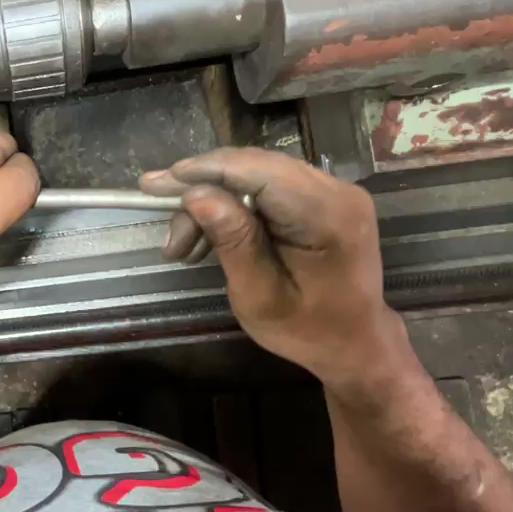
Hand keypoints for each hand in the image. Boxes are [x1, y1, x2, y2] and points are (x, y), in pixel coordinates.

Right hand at [139, 147, 406, 391]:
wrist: (355, 343)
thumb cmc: (307, 330)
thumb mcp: (260, 296)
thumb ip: (233, 241)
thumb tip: (196, 195)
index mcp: (328, 216)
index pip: (260, 172)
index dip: (206, 171)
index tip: (157, 183)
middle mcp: (336, 191)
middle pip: (255, 168)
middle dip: (200, 188)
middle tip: (161, 217)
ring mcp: (332, 191)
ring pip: (255, 175)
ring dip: (212, 203)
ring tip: (182, 246)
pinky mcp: (321, 198)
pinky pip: (266, 187)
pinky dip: (231, 206)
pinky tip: (208, 234)